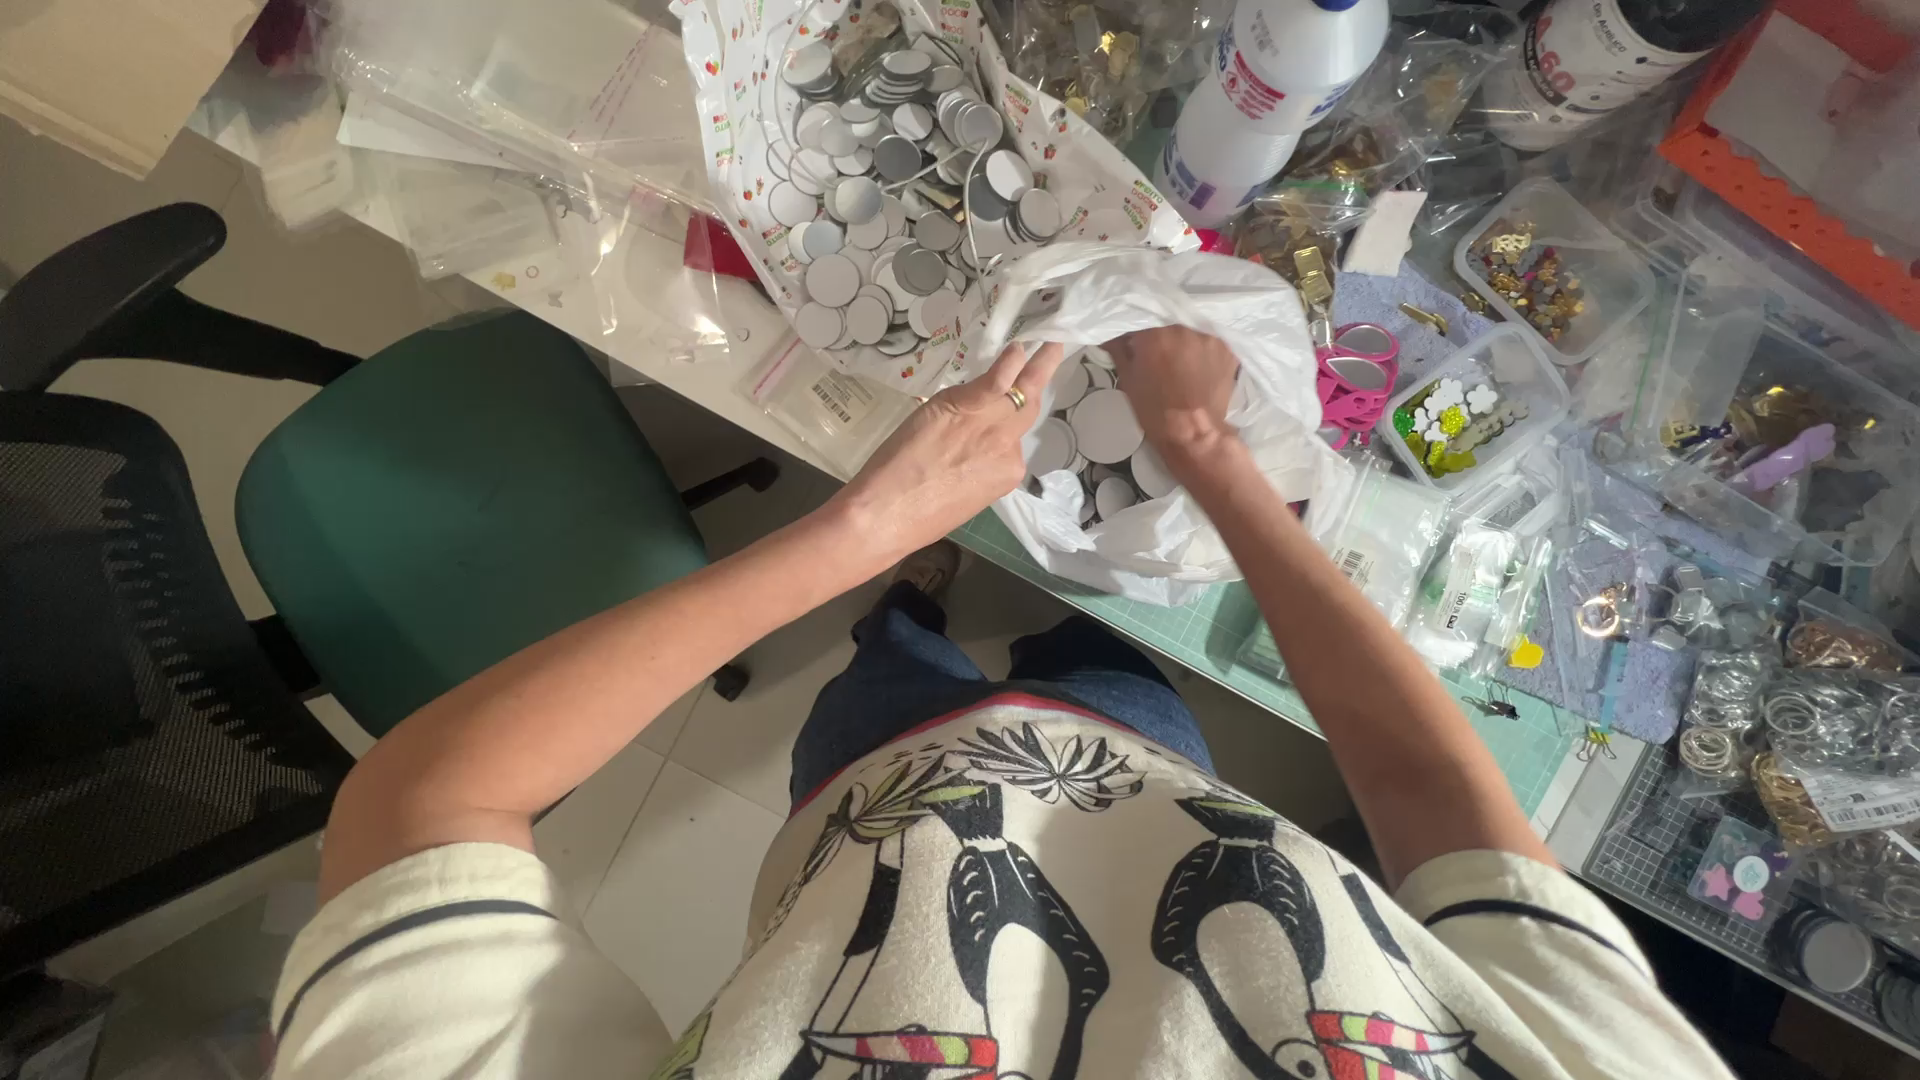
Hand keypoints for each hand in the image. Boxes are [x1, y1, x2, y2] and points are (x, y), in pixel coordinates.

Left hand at [827, 341, 1064, 562]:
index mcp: (1006, 473)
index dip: (1008, 418)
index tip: (1016, 401)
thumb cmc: (914, 516)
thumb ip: (973, 465)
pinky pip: (995, 383)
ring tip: (1049, 343)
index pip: (1014, 437)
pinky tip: (1018, 348)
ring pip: (1020, 393)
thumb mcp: (958, 492)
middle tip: (1053, 351)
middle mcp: (1007, 450)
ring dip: (1038, 365)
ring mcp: (991, 430)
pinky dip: (1008, 365)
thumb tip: (968, 446)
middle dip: (1042, 379)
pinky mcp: (965, 410)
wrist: (886, 514)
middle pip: (1028, 409)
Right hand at [1105, 326, 1240, 473]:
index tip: (1135, 354)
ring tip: (1181, 369)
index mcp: (1153, 335)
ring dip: (1184, 347)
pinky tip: (1200, 370)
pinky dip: (1203, 354)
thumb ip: (1119, 353)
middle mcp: (1182, 329)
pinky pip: (1209, 345)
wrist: (1194, 433)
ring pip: (1189, 336)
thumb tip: (1111, 339)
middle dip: (1161, 343)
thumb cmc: (1155, 411)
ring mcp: (1207, 338)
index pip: (1139, 327)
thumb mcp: (1128, 382)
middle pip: (1167, 329)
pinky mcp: (1227, 349)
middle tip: (1159, 363)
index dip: (1135, 342)